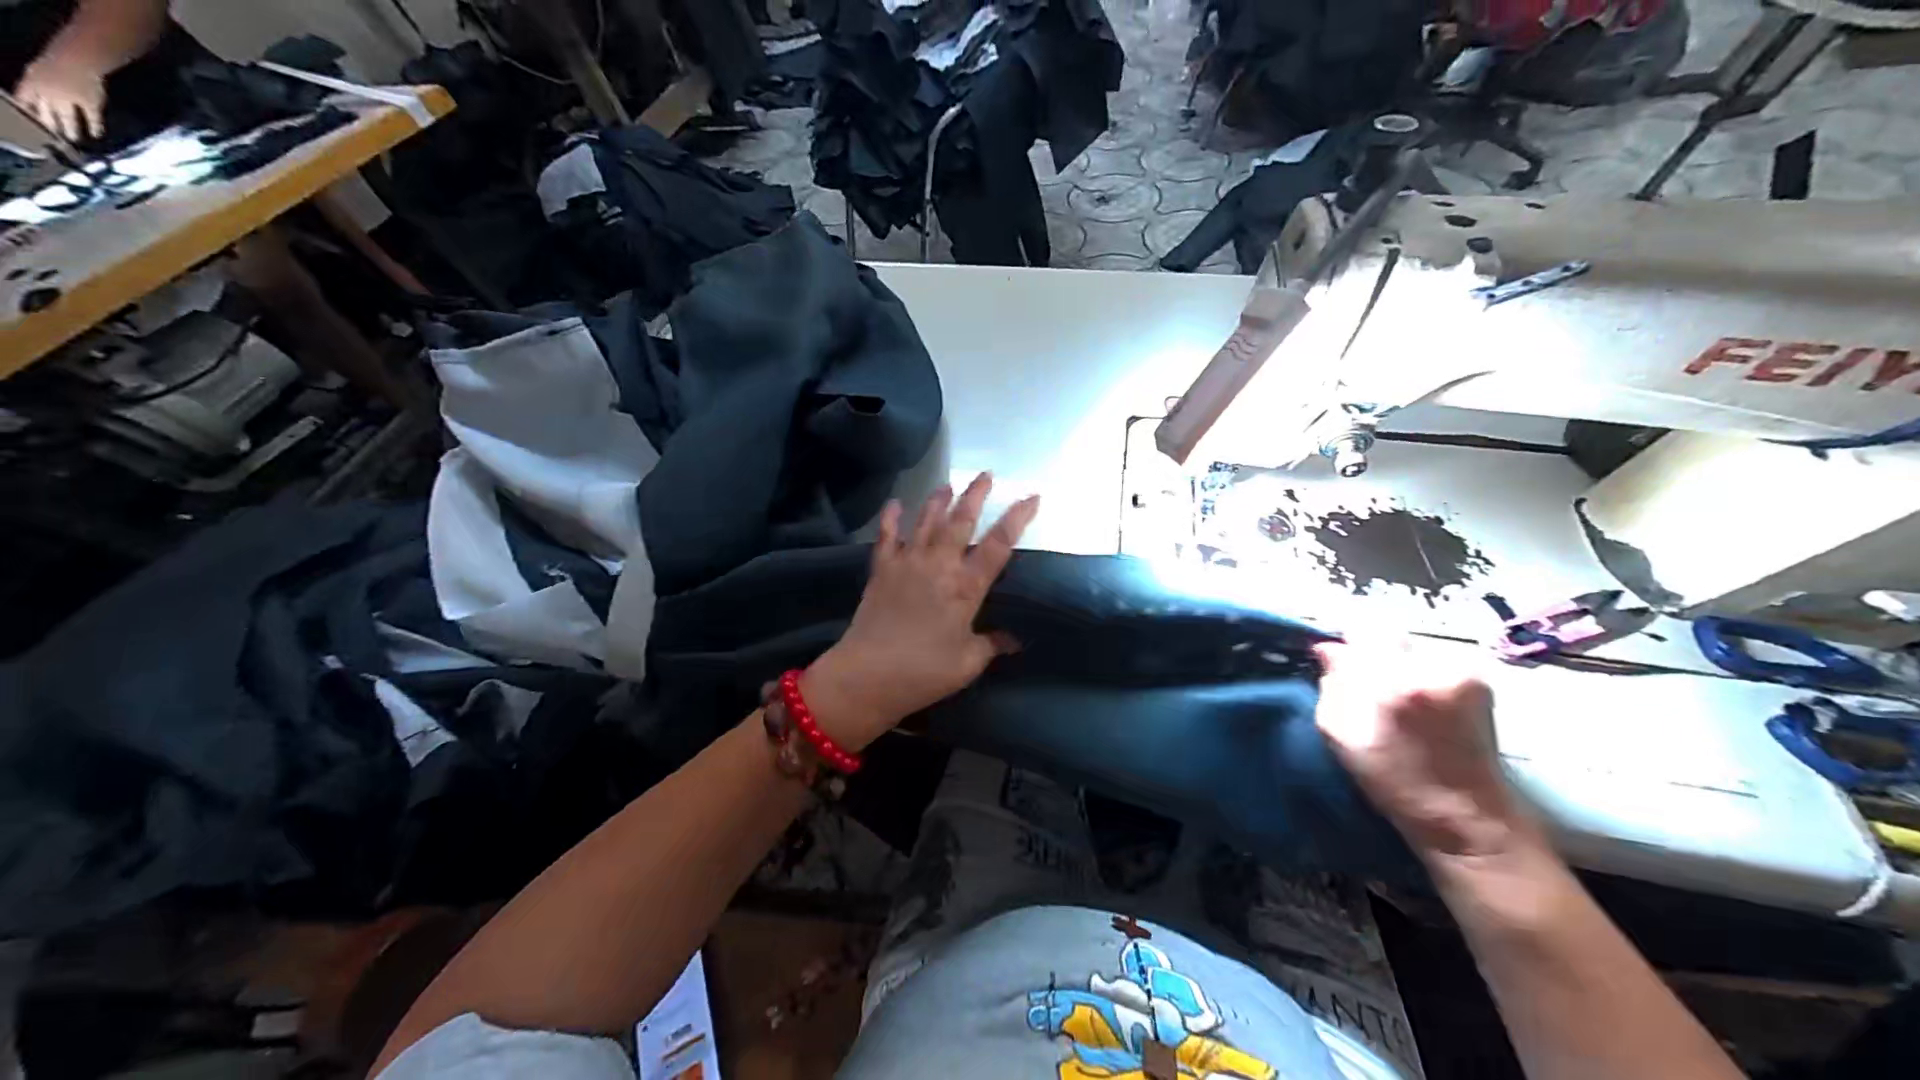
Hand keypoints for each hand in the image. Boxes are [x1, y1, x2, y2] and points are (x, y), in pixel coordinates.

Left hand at [14, 55, 106, 143]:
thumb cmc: (55, 63)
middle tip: (55, 137)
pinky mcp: (90, 104)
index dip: (27, 112)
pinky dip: (94, 127)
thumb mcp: (36, 72)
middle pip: (47, 114)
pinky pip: (92, 118)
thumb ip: (34, 87)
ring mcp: (70, 100)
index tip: (30, 124)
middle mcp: (48, 94)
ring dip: (71, 130)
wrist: (76, 60)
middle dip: (50, 126)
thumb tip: (29, 102)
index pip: (25, 101)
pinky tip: (96, 134)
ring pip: (68, 119)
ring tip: (74, 138)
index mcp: (32, 84)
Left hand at [802, 474, 1040, 751]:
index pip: (999, 544)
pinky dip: (890, 518)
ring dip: (938, 501)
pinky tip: (894, 503)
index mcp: (965, 587)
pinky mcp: (881, 571)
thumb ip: (992, 645)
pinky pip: (887, 537)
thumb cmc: (924, 672)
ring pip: (926, 522)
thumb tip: (1013, 640)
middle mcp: (938, 565)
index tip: (1032, 497)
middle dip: (975, 495)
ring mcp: (907, 564)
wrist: (867, 674)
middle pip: (960, 521)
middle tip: (986, 475)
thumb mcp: (968, 663)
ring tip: (948, 484)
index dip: (1017, 518)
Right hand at [1314, 638, 1537, 862]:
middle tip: (1363, 685)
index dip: (1341, 644)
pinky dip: (1422, 676)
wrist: (1469, 817)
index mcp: (1393, 684)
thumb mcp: (1340, 738)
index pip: (1357, 631)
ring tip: (1396, 701)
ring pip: (1410, 650)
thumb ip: (1330, 687)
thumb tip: (1329, 652)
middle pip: (1385, 636)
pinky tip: (1422, 706)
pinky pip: (1435, 663)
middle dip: (1369, 654)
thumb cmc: (1395, 783)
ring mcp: (1463, 672)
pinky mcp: (1481, 681)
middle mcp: (1432, 669)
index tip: (1332, 662)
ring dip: (1397, 666)